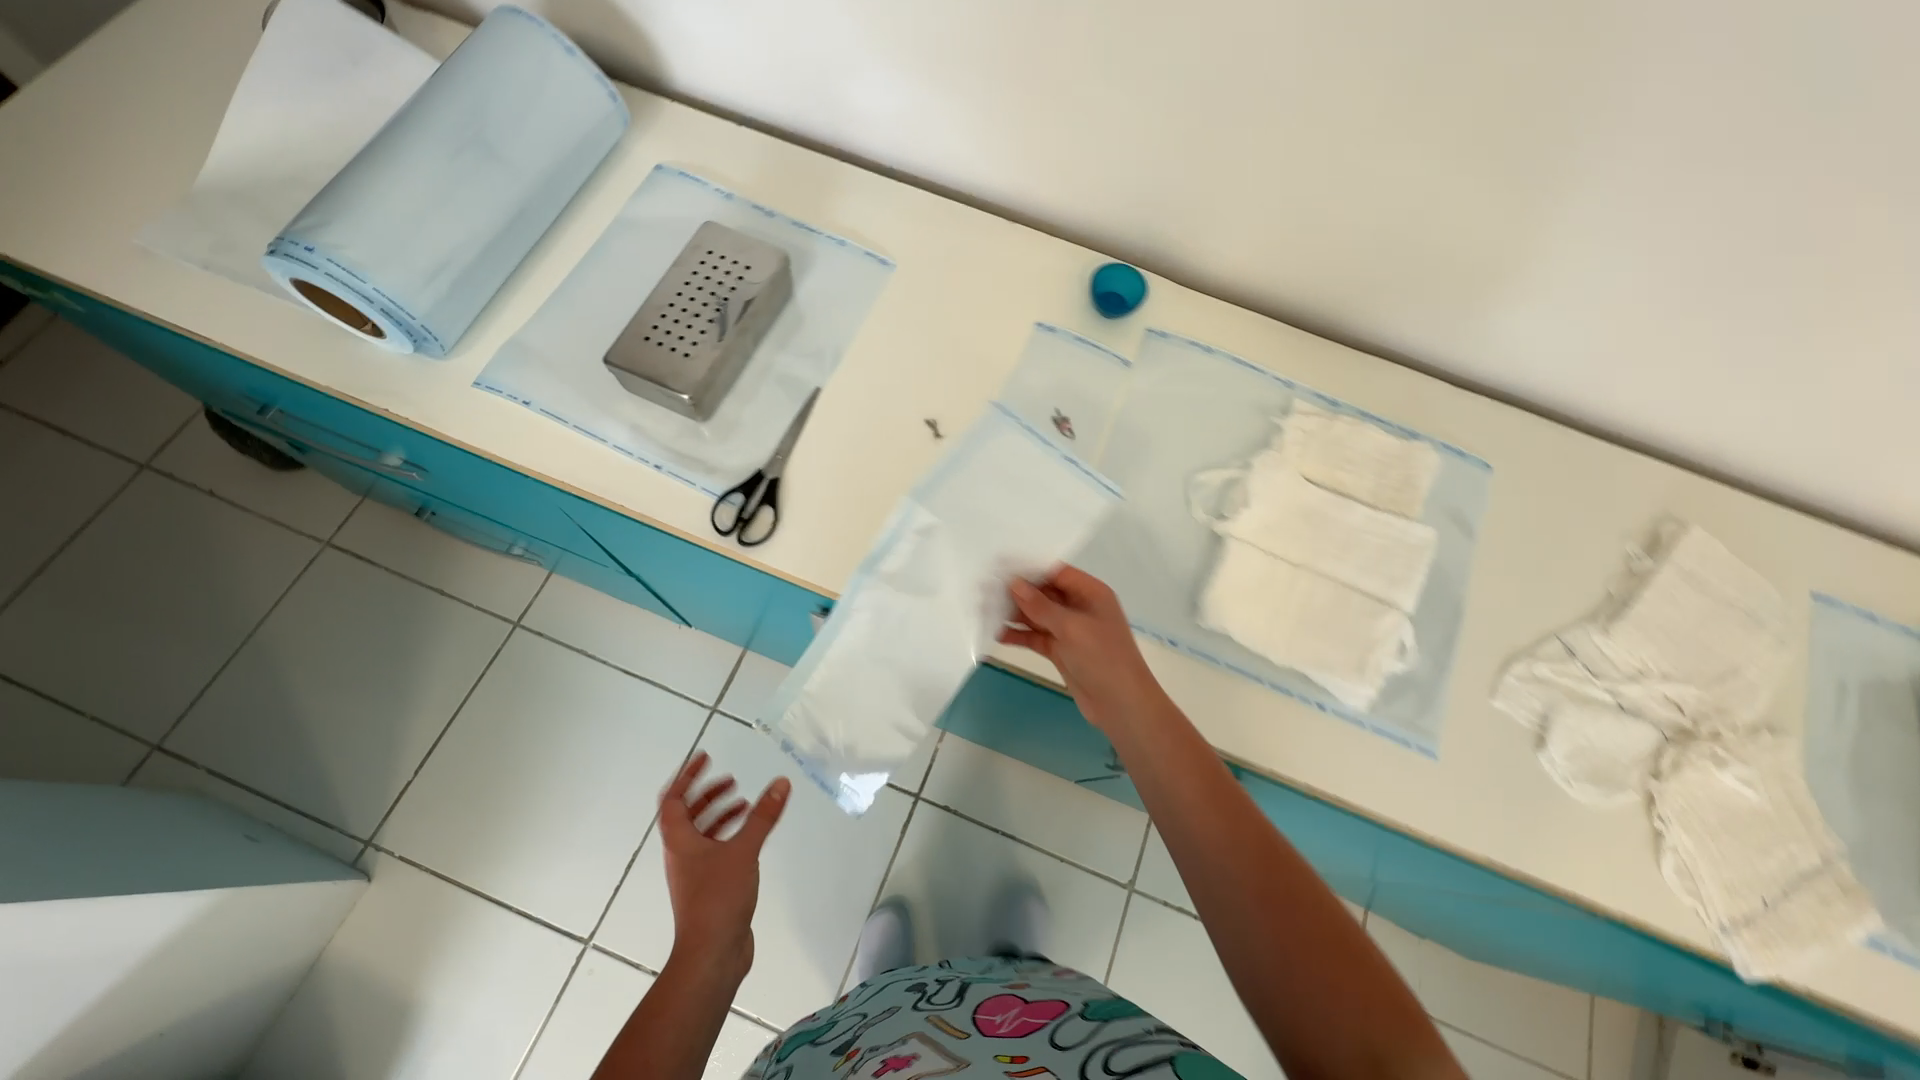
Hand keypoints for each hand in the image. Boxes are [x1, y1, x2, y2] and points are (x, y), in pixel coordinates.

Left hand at [658, 752, 789, 980]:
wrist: (711, 953)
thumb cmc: (718, 898)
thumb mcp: (744, 850)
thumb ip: (763, 816)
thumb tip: (781, 783)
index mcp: (679, 841)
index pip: (674, 799)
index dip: (687, 776)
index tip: (705, 758)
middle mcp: (682, 854)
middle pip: (686, 816)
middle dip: (708, 795)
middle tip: (730, 780)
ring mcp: (694, 874)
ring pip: (702, 835)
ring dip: (720, 816)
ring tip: (745, 805)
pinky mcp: (709, 890)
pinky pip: (716, 852)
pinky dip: (730, 838)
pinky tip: (751, 840)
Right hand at [998, 565, 1172, 735]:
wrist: (1121, 705)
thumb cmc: (1103, 658)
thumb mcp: (1072, 628)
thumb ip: (1041, 605)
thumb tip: (1014, 584)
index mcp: (1091, 593)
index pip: (1056, 573)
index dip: (1029, 569)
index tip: (999, 566)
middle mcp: (1079, 608)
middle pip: (1044, 593)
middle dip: (1016, 592)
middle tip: (985, 590)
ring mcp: (1069, 630)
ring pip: (1037, 616)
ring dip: (1013, 614)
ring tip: (984, 610)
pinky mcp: (1060, 651)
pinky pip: (1036, 637)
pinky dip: (1019, 636)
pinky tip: (998, 635)